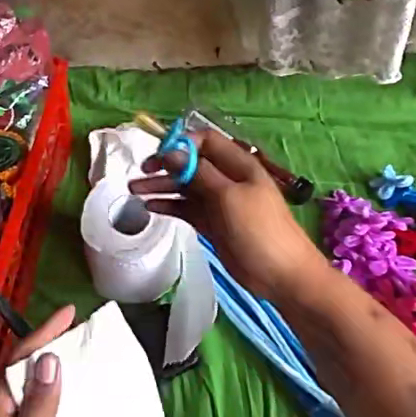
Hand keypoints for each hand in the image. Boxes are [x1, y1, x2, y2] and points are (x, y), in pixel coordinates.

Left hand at [0, 303, 74, 416]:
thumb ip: (37, 410)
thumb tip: (49, 358)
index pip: (17, 361)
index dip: (43, 333)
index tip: (70, 311)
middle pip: (15, 372)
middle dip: (43, 346)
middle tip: (74, 330)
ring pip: (19, 393)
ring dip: (43, 371)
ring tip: (72, 357)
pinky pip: (24, 414)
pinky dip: (43, 399)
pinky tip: (59, 406)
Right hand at [129, 129, 327, 302]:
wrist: (281, 274)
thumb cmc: (259, 230)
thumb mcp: (229, 196)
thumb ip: (199, 173)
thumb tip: (172, 152)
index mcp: (238, 164)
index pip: (206, 141)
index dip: (181, 144)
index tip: (158, 155)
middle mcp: (227, 179)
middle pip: (191, 164)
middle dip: (166, 166)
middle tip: (141, 173)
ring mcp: (219, 202)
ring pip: (186, 187)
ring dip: (161, 186)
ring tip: (134, 191)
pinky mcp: (212, 223)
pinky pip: (187, 208)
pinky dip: (169, 206)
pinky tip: (150, 208)